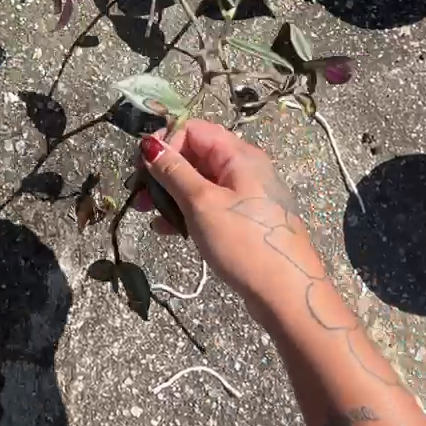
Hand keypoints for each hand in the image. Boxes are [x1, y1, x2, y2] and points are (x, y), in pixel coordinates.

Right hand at [139, 119, 323, 306]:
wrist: (288, 295)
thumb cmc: (244, 242)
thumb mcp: (202, 203)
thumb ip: (173, 171)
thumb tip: (150, 144)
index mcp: (239, 155)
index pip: (194, 129)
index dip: (166, 142)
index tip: (143, 167)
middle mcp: (244, 168)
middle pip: (195, 155)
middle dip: (163, 171)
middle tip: (138, 193)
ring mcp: (245, 195)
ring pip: (199, 182)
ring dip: (170, 193)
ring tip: (147, 213)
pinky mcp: (244, 220)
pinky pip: (208, 204)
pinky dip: (186, 211)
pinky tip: (168, 229)